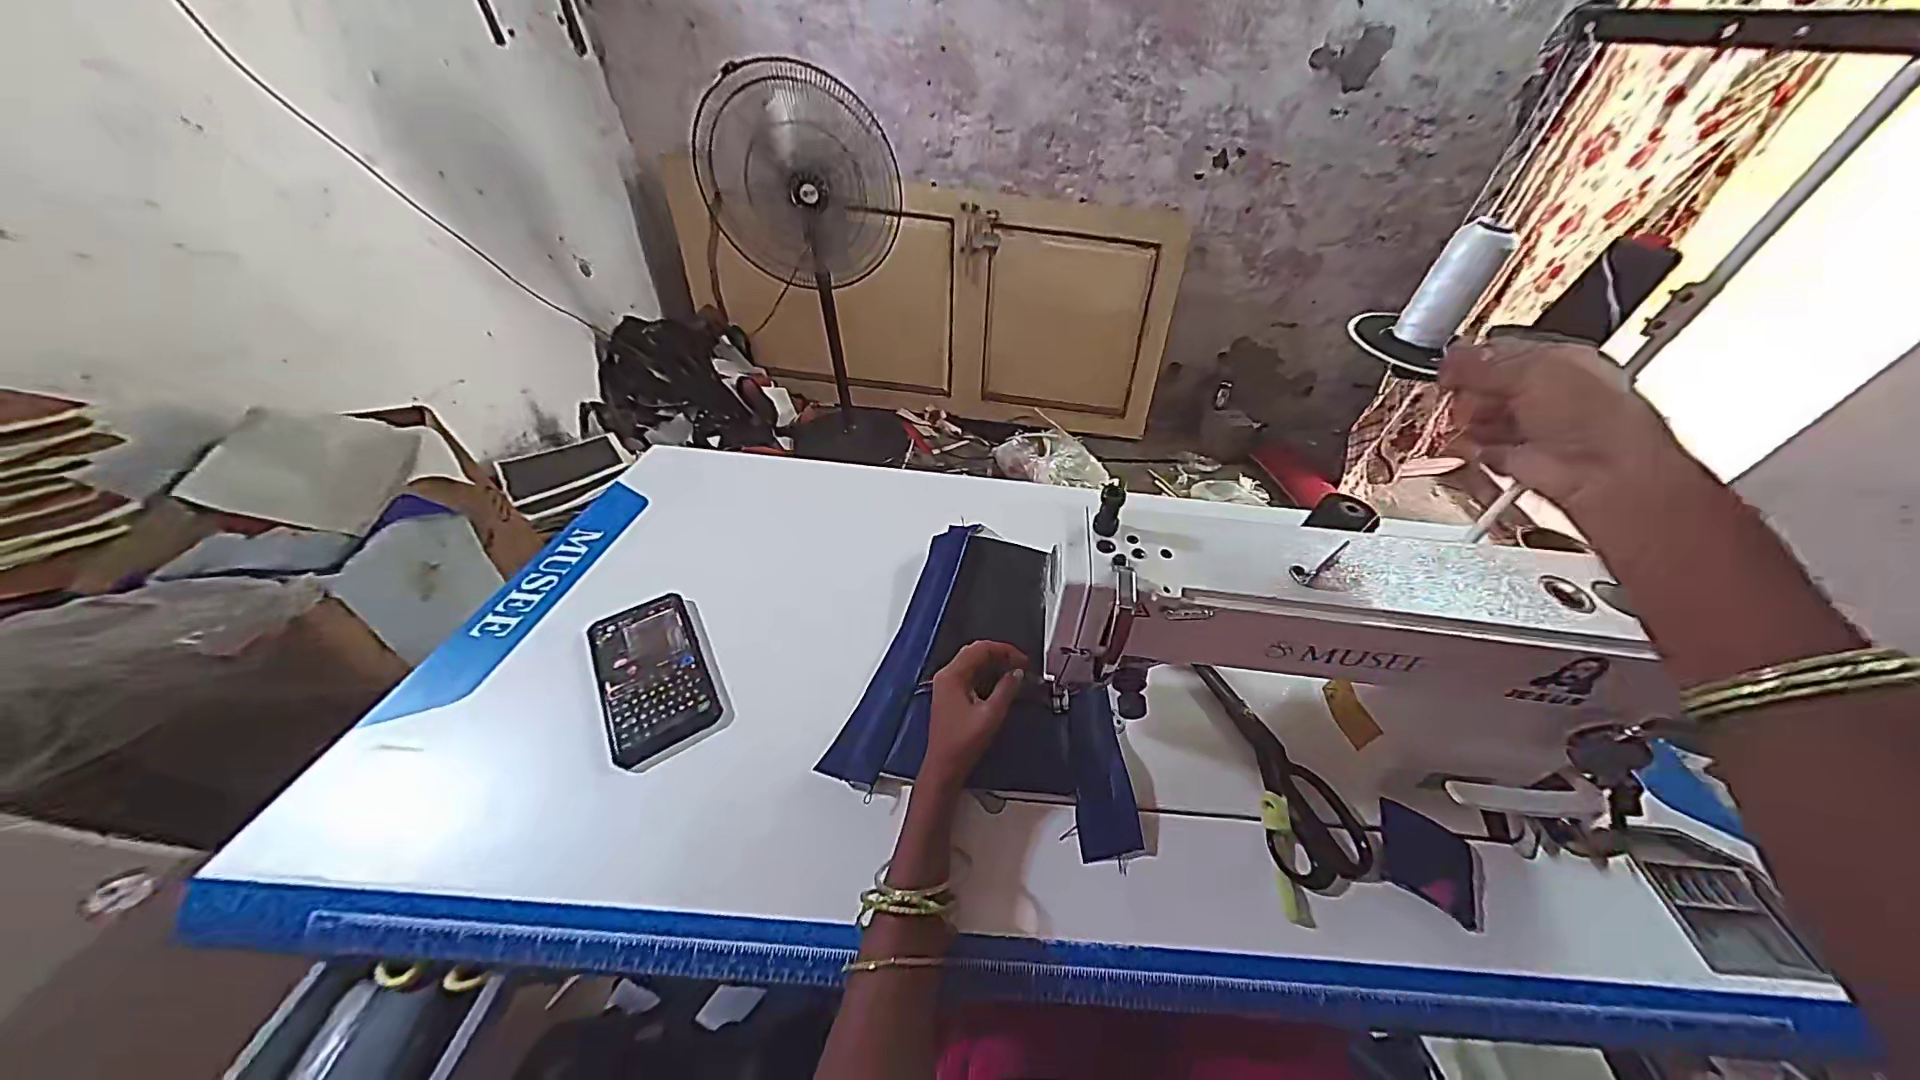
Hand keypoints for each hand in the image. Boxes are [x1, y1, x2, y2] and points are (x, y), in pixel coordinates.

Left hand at [921, 640, 1027, 793]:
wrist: (944, 767)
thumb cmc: (964, 743)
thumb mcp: (991, 715)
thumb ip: (1006, 689)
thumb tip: (1017, 673)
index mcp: (952, 675)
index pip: (980, 649)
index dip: (1004, 650)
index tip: (1023, 660)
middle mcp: (946, 676)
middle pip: (975, 653)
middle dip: (1000, 655)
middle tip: (1021, 664)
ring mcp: (946, 686)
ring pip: (972, 664)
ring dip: (994, 665)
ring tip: (1015, 672)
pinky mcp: (950, 696)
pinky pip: (970, 676)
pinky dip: (986, 675)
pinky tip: (1000, 684)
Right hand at [1440, 334, 1684, 514]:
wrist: (1598, 471)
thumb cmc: (1592, 417)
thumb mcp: (1533, 372)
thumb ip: (1487, 364)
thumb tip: (1451, 357)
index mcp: (1558, 363)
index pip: (1502, 352)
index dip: (1472, 359)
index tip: (1449, 367)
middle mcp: (1543, 394)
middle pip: (1484, 387)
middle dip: (1468, 392)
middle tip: (1462, 397)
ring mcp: (1527, 427)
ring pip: (1477, 417)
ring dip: (1468, 421)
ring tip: (1471, 423)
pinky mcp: (1511, 457)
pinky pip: (1476, 449)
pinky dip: (1471, 448)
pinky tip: (1477, 445)